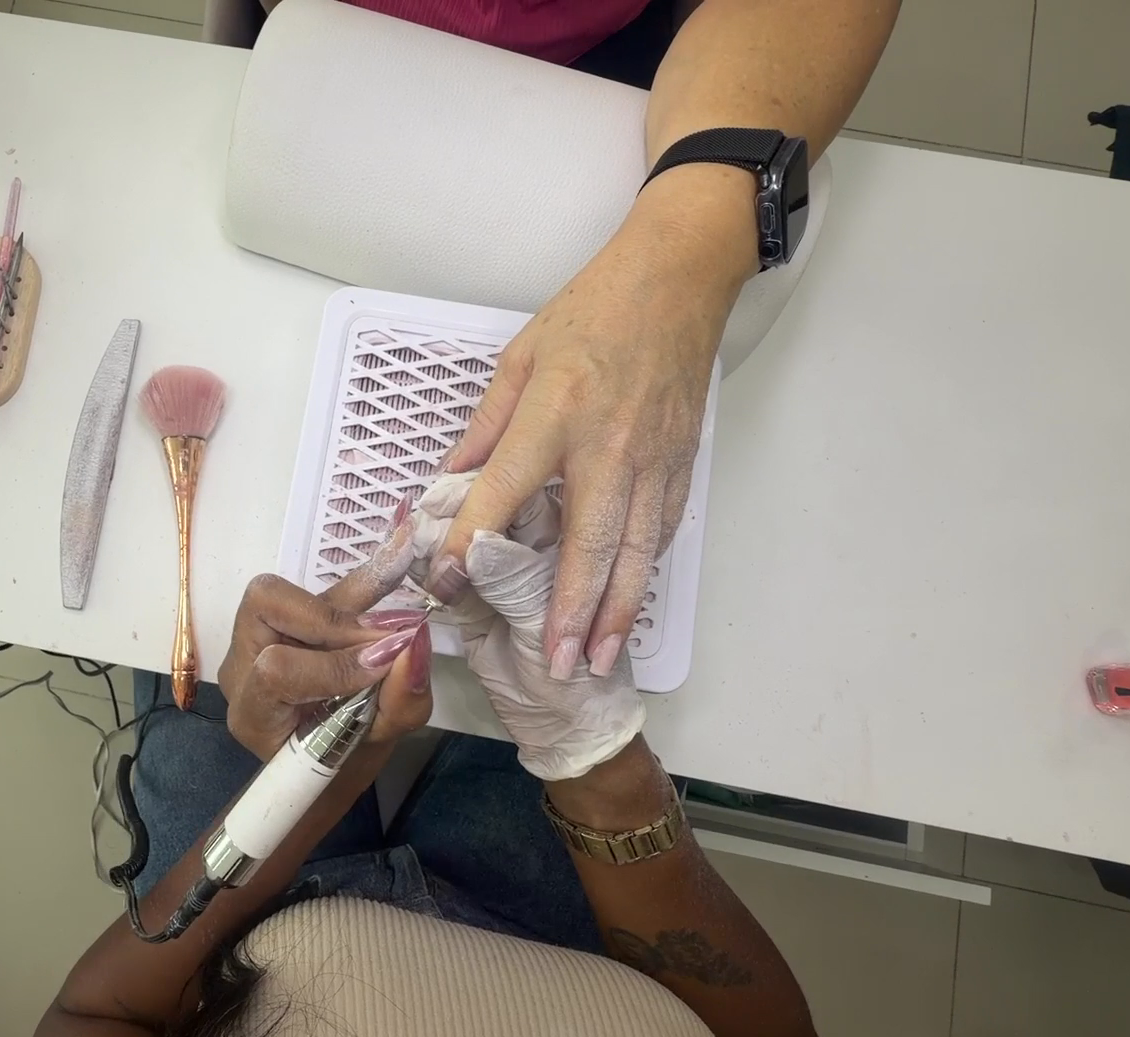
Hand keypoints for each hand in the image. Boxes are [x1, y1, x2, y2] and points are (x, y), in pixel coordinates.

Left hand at [217, 523, 432, 760]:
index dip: (334, 664)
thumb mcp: (380, 745)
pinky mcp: (285, 620)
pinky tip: (399, 552)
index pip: (276, 670)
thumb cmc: (343, 763)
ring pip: (284, 590)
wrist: (326, 764)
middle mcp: (240, 668)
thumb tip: (413, 641)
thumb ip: (399, 701)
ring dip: (344, 601)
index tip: (387, 661)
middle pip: (264, 606)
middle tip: (386, 635)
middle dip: (332, 618)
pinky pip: (318, 591)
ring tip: (394, 603)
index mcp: (253, 713)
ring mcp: (254, 639)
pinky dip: (362, 580)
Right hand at [409, 474, 644, 780]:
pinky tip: (406, 555)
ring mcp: (496, 579)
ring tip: (406, 527)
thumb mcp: (549, 628)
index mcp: (565, 544)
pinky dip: (425, 569)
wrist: (564, 734)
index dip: (484, 490)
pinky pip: (444, 580)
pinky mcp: (470, 605)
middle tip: (416, 509)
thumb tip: (478, 539)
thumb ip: (516, 581)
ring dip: (433, 537)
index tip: (447, 488)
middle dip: (450, 509)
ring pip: (460, 546)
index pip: (521, 501)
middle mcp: (529, 552)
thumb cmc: (580, 682)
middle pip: (485, 515)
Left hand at [431, 210, 742, 681]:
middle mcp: (607, 445)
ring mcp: (653, 458)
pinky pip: (663, 528)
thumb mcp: (517, 361)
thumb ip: (483, 430)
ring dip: (617, 611)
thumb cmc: (588, 313)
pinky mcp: (681, 461)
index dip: (471, 541)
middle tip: (558, 664)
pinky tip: (630, 608)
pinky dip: (645, 574)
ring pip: (637, 549)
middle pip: (589, 541)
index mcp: (554, 413)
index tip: (449, 584)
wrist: (676, 280)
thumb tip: (449, 485)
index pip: (505, 490)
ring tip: (600, 659)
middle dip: (572, 611)